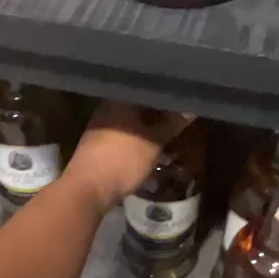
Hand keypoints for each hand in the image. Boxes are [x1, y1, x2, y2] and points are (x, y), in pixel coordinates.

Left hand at [63, 102, 191, 213]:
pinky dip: (137, 139)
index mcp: (119, 100)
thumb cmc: (122, 160)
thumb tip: (190, 107)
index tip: (183, 98)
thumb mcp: (154, 143)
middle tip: (180, 117)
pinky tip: (149, 147)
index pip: (147, 88)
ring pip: (130, 121)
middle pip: (138, 105)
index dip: (166, 94)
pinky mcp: (97, 144)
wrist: (88, 189)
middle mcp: (106, 108)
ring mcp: (99, 127)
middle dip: (158, 112)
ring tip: (168, 133)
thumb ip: (172, 123)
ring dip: (148, 127)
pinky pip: (122, 135)